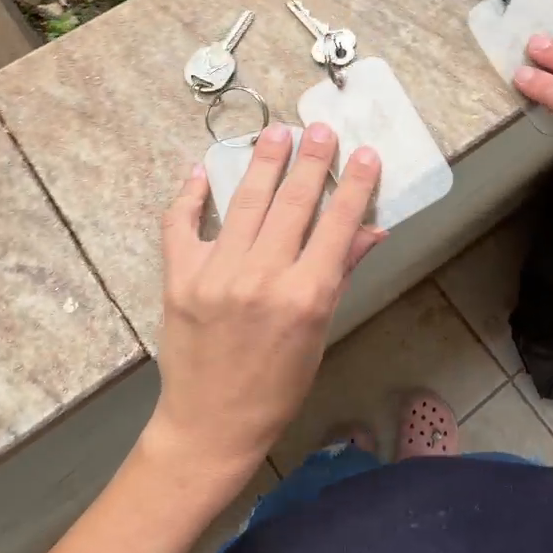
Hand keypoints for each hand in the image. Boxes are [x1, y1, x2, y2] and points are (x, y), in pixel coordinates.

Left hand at [146, 123, 385, 478]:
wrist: (212, 424)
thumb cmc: (278, 385)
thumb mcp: (320, 332)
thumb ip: (341, 273)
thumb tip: (373, 229)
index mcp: (305, 295)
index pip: (338, 225)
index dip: (355, 185)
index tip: (364, 154)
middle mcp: (262, 277)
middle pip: (293, 204)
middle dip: (311, 161)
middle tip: (320, 128)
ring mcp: (216, 275)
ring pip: (246, 204)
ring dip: (264, 163)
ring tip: (277, 132)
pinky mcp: (179, 278)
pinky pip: (182, 225)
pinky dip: (190, 195)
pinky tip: (204, 169)